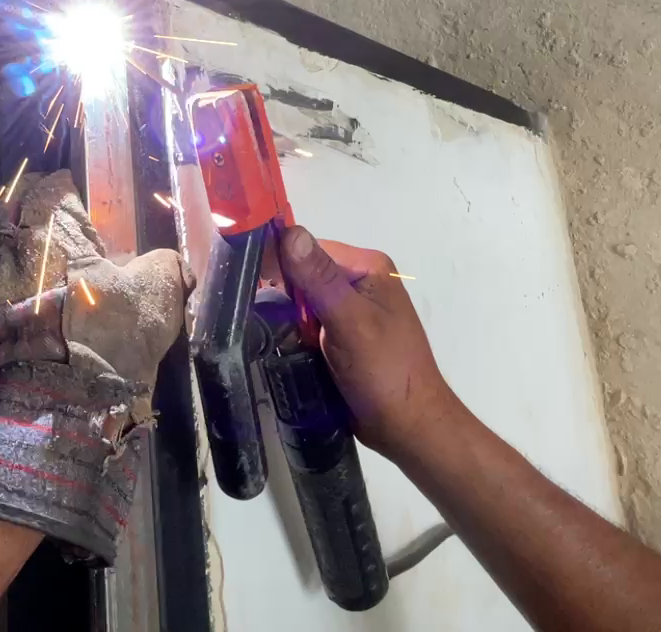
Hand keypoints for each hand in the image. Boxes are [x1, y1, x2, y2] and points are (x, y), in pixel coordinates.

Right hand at [278, 226, 455, 460]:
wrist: (409, 428)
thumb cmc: (384, 372)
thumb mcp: (349, 321)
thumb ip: (319, 278)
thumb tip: (290, 232)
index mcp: (367, 266)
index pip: (309, 248)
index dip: (279, 263)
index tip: (250, 284)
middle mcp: (360, 279)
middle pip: (303, 272)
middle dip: (281, 292)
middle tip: (261, 316)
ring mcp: (352, 307)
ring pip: (301, 297)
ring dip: (285, 314)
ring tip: (266, 331)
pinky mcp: (342, 331)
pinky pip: (307, 319)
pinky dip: (293, 329)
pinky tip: (282, 341)